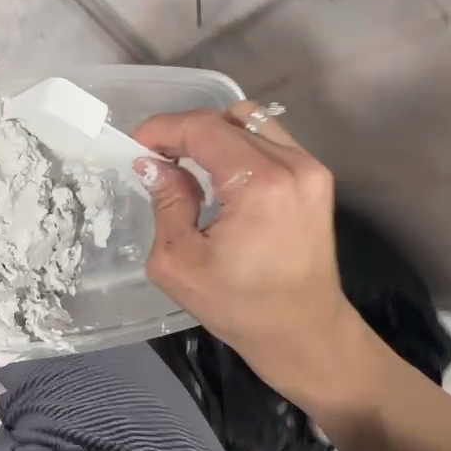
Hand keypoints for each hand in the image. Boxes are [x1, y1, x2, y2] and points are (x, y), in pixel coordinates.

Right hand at [132, 104, 386, 415]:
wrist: (303, 332)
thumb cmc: (238, 306)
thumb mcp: (179, 262)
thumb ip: (166, 203)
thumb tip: (152, 164)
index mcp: (258, 183)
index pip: (202, 128)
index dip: (162, 130)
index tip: (135, 147)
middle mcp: (292, 164)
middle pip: (227, 118)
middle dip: (183, 131)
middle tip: (155, 158)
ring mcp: (310, 169)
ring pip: (250, 122)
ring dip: (212, 135)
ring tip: (185, 163)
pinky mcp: (315, 179)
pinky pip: (269, 140)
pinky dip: (236, 146)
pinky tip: (218, 175)